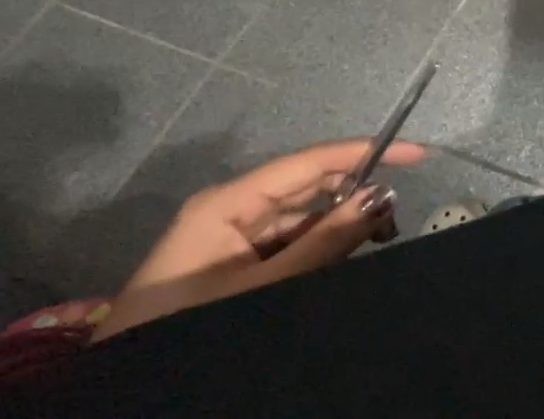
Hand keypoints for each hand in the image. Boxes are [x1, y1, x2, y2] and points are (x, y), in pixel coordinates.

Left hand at [92, 138, 424, 340]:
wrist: (125, 393)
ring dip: (344, 222)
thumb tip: (384, 195)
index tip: (418, 154)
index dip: (367, 152)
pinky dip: (324, 242)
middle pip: (310, 184)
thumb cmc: (189, 325)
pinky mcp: (233, 259)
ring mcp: (231, 234)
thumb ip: (327, 241)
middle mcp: (231, 207)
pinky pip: (291, 238)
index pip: (310, 161)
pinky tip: (346, 253)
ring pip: (305, 213)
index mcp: (227, 203)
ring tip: (378, 240)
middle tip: (395, 220)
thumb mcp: (265, 285)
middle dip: (358, 193)